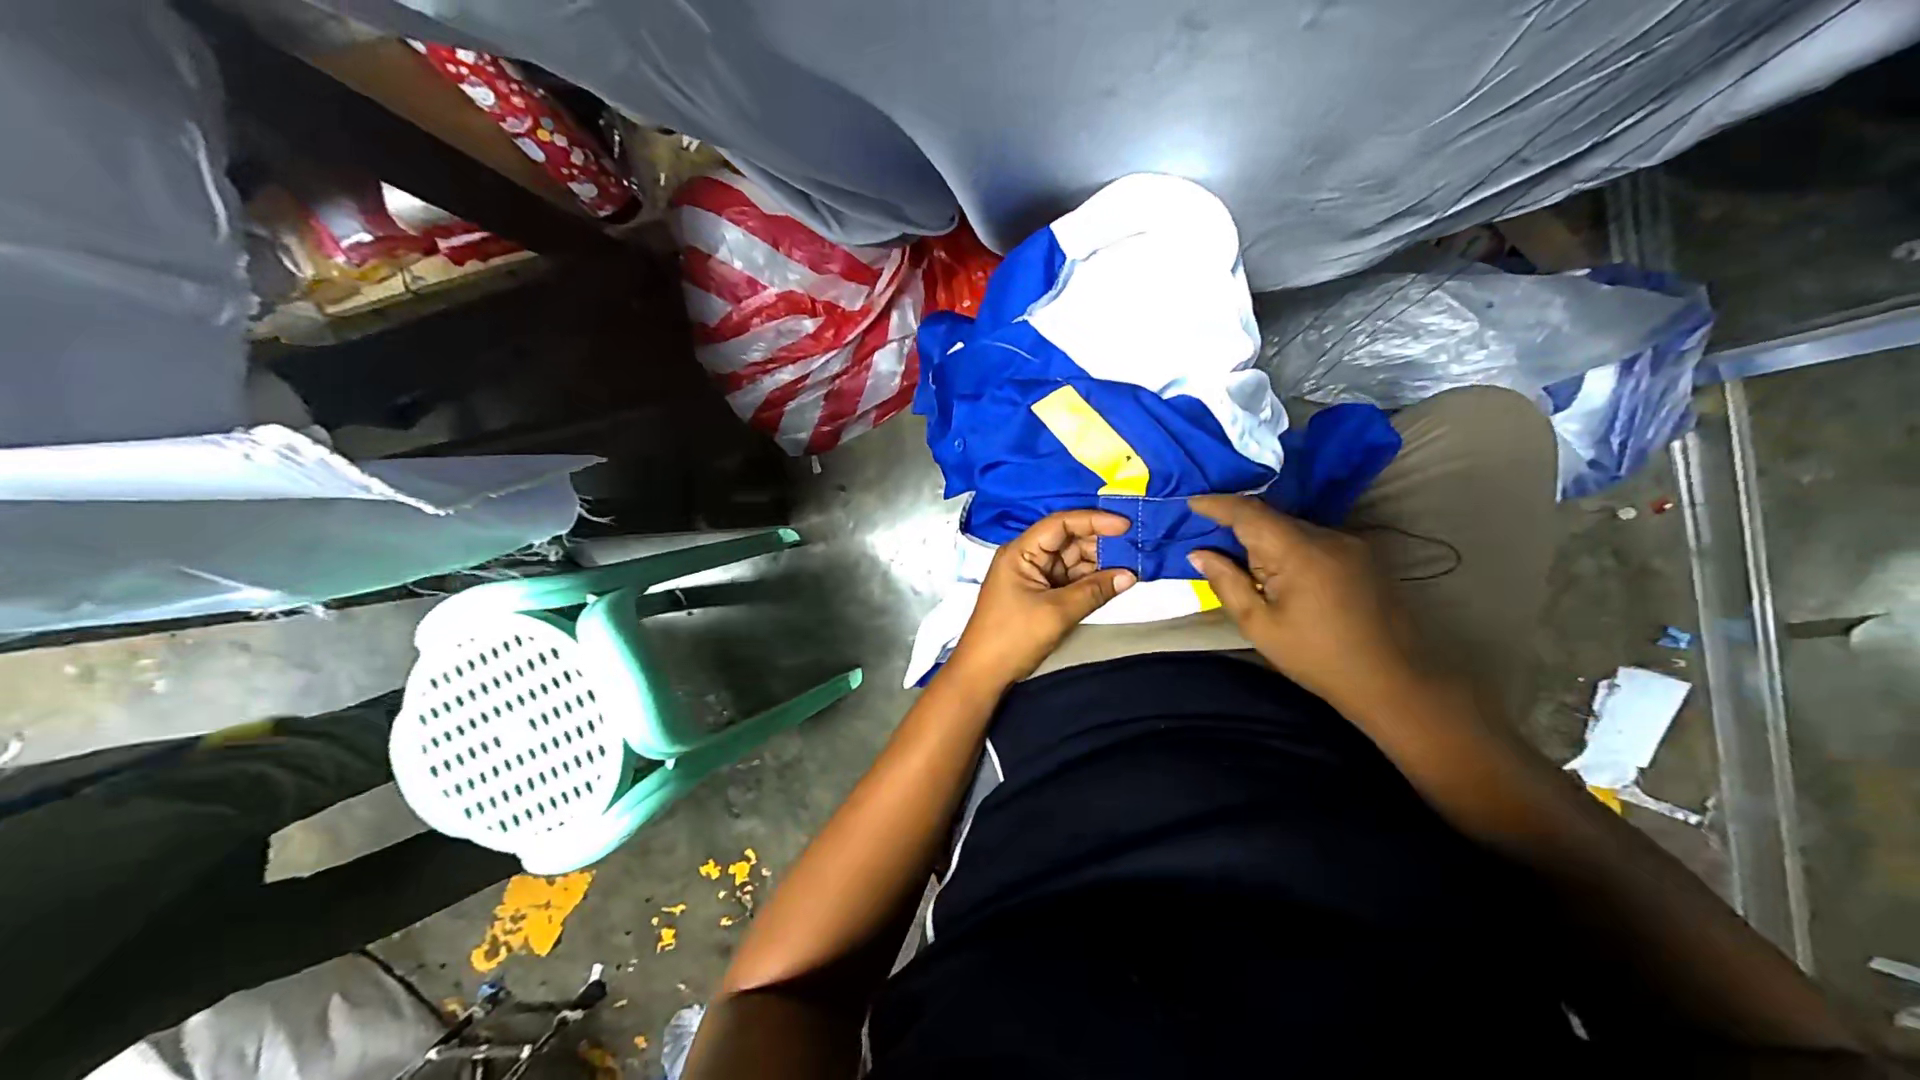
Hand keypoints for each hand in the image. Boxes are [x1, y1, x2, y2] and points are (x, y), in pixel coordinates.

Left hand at [945, 510, 1135, 687]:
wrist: (983, 673)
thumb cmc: (1012, 637)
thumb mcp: (1057, 612)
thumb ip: (1094, 591)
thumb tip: (1130, 575)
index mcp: (1021, 552)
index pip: (1060, 523)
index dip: (1094, 520)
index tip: (1126, 525)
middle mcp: (1026, 557)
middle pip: (1067, 539)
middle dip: (1100, 542)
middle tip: (1135, 548)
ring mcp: (1032, 576)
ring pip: (1071, 559)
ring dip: (1098, 562)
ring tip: (1131, 564)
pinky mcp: (1039, 594)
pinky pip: (1068, 578)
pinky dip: (1090, 579)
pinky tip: (1113, 581)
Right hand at [1186, 495, 1416, 708]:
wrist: (1392, 680)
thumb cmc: (1316, 657)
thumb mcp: (1259, 625)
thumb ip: (1226, 583)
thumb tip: (1199, 553)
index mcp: (1299, 552)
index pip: (1250, 513)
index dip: (1218, 504)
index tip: (1191, 503)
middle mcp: (1327, 537)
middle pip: (1273, 519)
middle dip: (1240, 526)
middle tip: (1212, 544)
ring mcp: (1350, 543)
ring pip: (1294, 529)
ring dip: (1267, 540)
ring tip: (1247, 565)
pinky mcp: (1363, 555)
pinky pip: (1315, 540)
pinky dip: (1290, 547)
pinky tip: (1284, 575)